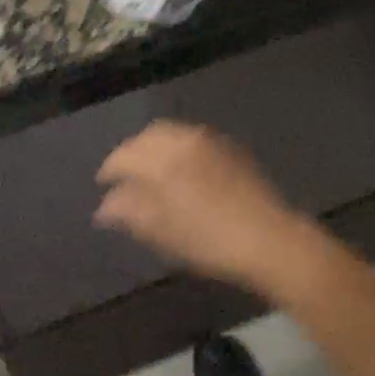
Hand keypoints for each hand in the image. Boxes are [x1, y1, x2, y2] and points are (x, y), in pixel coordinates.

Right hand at [95, 121, 326, 290]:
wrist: (272, 240)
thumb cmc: (211, 241)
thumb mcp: (163, 231)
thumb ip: (130, 211)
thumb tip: (105, 205)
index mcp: (165, 157)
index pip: (125, 154)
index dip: (110, 169)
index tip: (102, 185)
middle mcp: (186, 139)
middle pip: (148, 136)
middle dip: (132, 152)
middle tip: (123, 176)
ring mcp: (212, 141)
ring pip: (172, 134)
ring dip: (154, 148)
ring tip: (148, 174)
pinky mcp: (231, 150)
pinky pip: (193, 140)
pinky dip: (176, 149)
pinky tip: (178, 172)